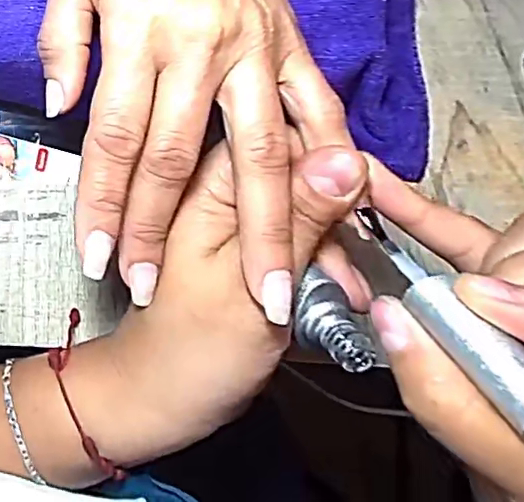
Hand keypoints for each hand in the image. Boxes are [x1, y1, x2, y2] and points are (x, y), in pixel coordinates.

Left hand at [39, 0, 351, 319]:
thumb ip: (61, 41)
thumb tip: (60, 107)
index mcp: (138, 35)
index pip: (116, 135)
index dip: (104, 199)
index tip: (95, 250)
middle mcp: (199, 50)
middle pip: (176, 158)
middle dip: (161, 230)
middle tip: (151, 288)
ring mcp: (255, 51)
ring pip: (258, 154)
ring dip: (259, 230)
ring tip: (263, 297)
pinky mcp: (292, 44)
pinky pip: (318, 109)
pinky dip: (332, 164)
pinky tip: (339, 218)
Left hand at [91, 140, 369, 461]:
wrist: (163, 388)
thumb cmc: (195, 343)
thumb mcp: (252, 281)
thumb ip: (294, 219)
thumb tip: (342, 156)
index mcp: (198, 182)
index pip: (267, 136)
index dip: (322, 163)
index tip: (360, 203)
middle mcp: (206, 185)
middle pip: (283, 164)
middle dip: (330, 208)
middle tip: (352, 258)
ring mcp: (220, 210)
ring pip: (291, 198)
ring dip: (327, 239)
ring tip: (344, 287)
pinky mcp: (237, 237)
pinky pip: (286, 226)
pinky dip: (317, 254)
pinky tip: (337, 287)